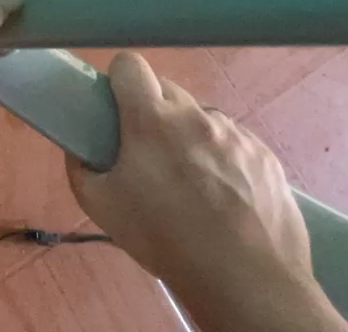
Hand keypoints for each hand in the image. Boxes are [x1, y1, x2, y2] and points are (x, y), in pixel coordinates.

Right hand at [66, 52, 347, 331]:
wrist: (246, 284)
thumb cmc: (164, 238)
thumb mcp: (99, 204)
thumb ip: (80, 166)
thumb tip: (80, 149)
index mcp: (151, 118)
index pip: (131, 64)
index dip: (120, 79)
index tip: (117, 105)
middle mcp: (196, 116)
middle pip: (167, 88)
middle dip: (154, 109)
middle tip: (149, 148)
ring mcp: (237, 136)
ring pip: (203, 117)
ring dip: (191, 134)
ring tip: (192, 177)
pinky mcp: (268, 158)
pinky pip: (236, 142)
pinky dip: (224, 156)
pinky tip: (225, 193)